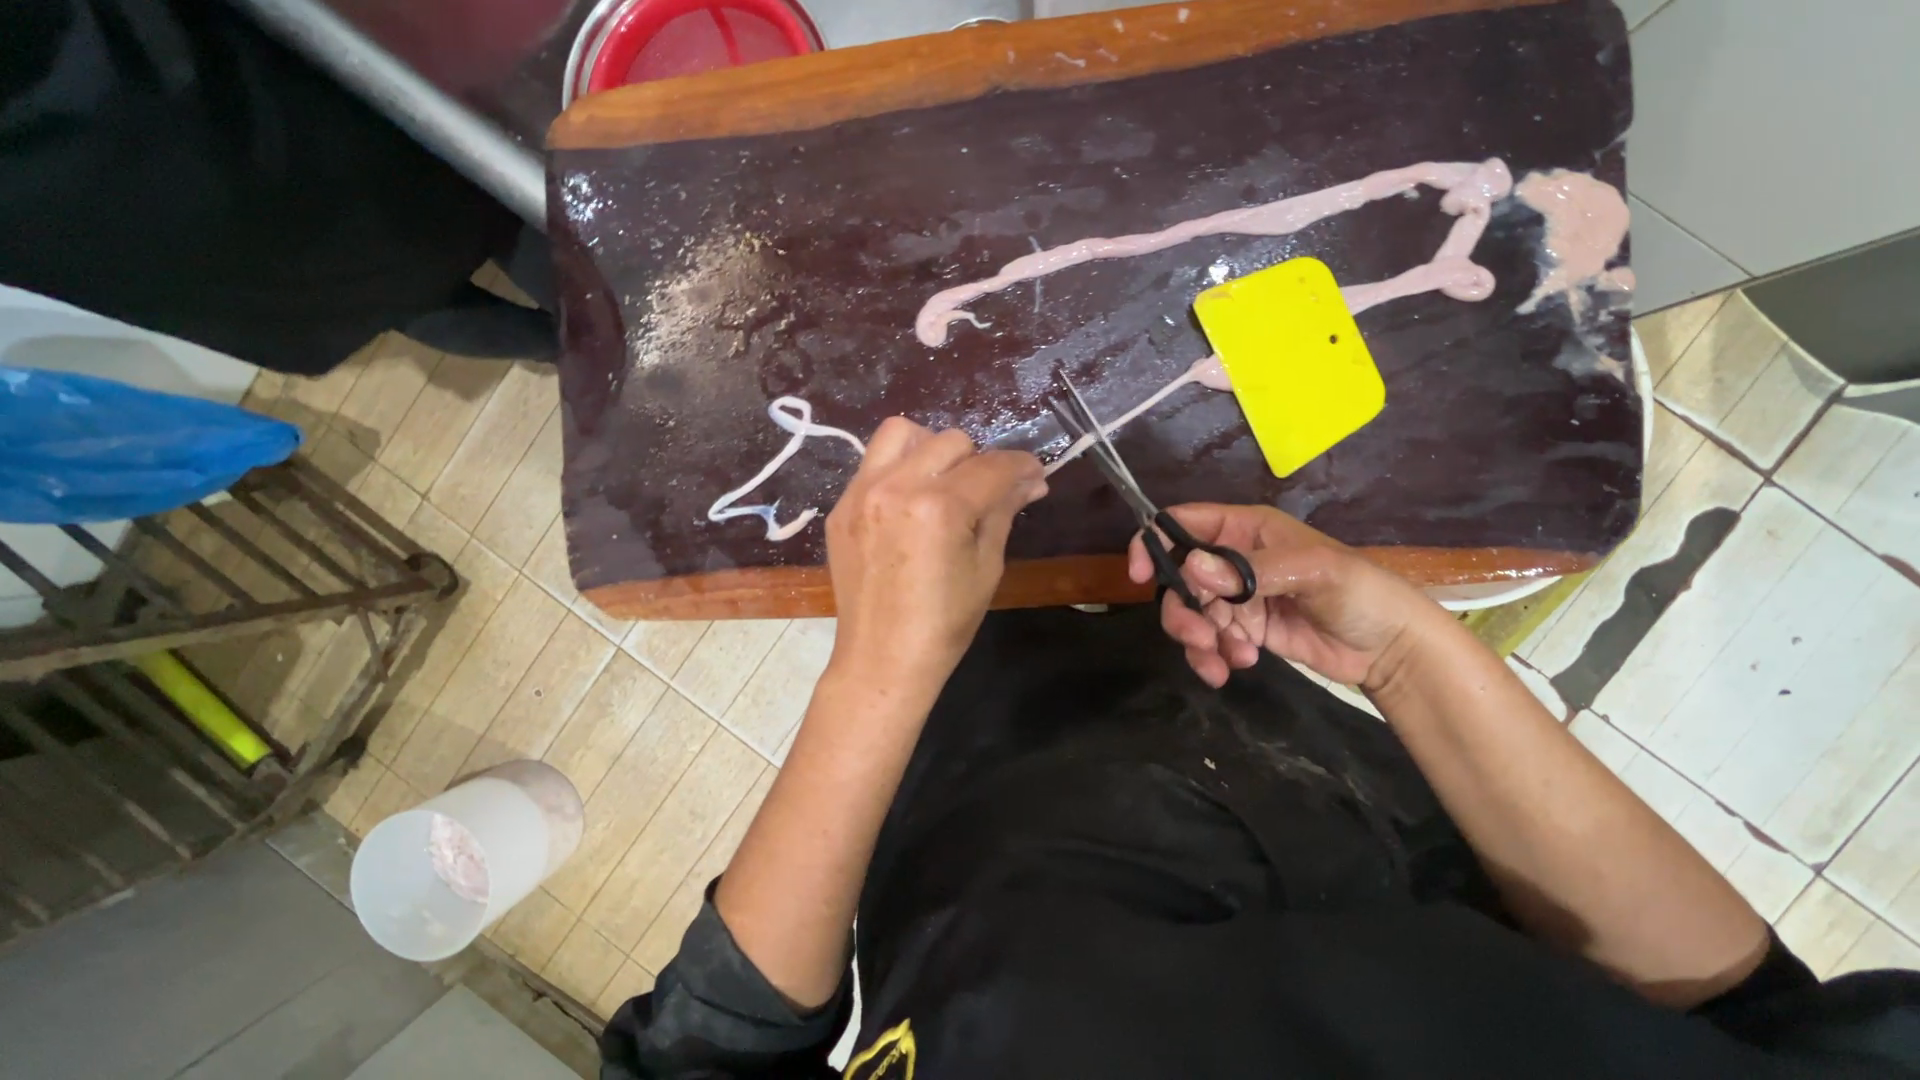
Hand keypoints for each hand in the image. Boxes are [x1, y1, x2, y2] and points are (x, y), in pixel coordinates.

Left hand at [825, 417, 1045, 691]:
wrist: (882, 658)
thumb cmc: (945, 623)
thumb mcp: (986, 567)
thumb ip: (1003, 511)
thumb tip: (1030, 481)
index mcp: (939, 508)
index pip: (991, 467)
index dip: (1021, 467)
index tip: (1035, 475)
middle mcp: (895, 487)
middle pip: (950, 441)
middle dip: (978, 461)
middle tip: (987, 493)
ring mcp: (860, 494)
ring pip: (902, 434)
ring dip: (931, 450)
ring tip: (942, 484)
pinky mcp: (841, 507)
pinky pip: (873, 463)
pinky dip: (898, 471)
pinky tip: (910, 504)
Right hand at [1127, 504, 1445, 690]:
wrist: (1389, 647)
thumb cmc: (1360, 591)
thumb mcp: (1312, 571)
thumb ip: (1251, 570)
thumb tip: (1192, 568)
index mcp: (1246, 530)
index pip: (1182, 524)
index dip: (1153, 542)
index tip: (1141, 575)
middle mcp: (1233, 560)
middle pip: (1178, 577)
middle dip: (1182, 610)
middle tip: (1200, 637)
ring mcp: (1236, 598)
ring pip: (1190, 614)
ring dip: (1198, 639)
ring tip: (1227, 659)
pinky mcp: (1243, 631)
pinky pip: (1209, 641)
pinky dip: (1214, 657)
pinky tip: (1239, 665)